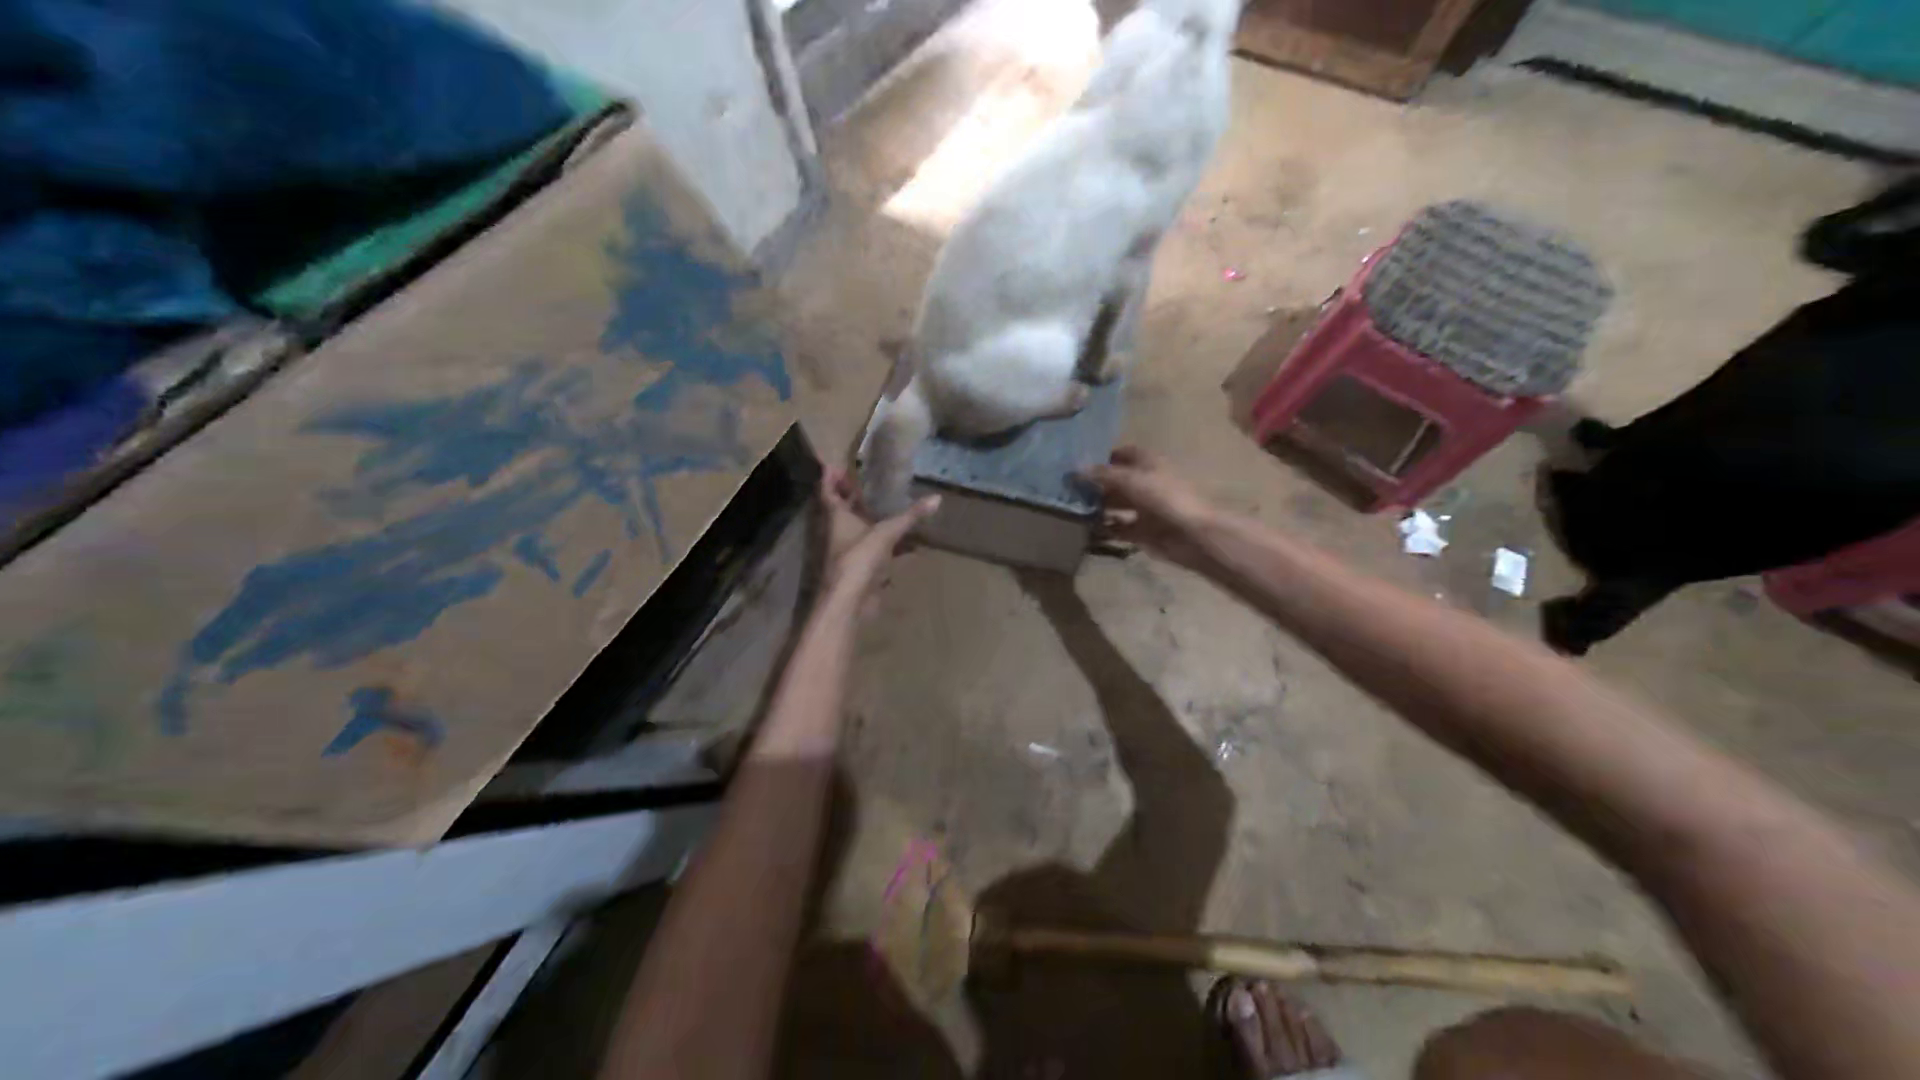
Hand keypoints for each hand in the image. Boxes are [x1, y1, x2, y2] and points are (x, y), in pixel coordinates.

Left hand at [818, 469, 938, 602]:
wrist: (849, 602)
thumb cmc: (858, 559)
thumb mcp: (886, 533)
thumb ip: (910, 516)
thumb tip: (936, 498)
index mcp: (837, 518)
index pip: (828, 492)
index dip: (830, 479)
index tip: (835, 465)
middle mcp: (839, 532)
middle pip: (842, 510)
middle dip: (852, 497)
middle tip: (868, 482)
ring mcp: (849, 552)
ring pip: (860, 531)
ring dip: (872, 521)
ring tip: (892, 507)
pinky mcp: (861, 569)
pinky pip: (876, 552)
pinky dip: (890, 547)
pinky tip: (910, 545)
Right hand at [1080, 445, 1218, 569]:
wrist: (1192, 534)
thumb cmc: (1164, 498)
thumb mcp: (1130, 480)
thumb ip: (1102, 474)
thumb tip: (1074, 468)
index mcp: (1149, 464)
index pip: (1123, 454)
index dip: (1103, 456)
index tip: (1079, 462)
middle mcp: (1146, 483)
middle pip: (1116, 480)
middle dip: (1095, 484)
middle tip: (1068, 487)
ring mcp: (1145, 508)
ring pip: (1116, 504)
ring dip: (1098, 506)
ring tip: (1073, 507)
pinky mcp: (1143, 531)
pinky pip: (1119, 528)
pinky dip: (1105, 528)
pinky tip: (1086, 528)